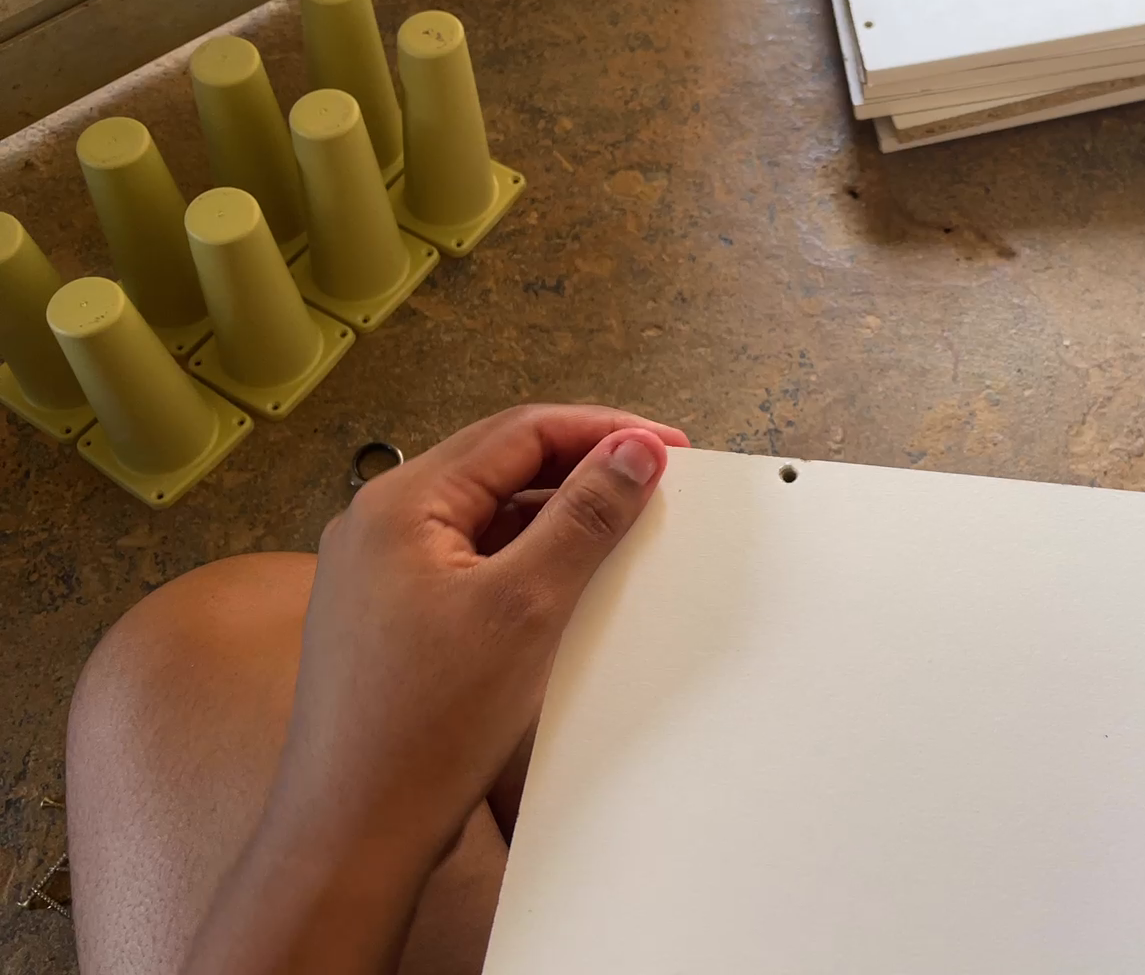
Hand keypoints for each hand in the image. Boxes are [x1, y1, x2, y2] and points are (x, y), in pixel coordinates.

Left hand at [187, 405, 687, 974]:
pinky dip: (539, 542)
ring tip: (629, 514)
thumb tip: (640, 448)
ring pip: (498, 504)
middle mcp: (387, 519)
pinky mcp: (406, 602)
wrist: (359, 831)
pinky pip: (486, 547)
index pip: (523, 432)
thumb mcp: (528, 602)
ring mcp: (391, 563)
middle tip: (658, 475)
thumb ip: (586, 514)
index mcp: (404, 502)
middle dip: (588, 459)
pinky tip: (579, 561)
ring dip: (566, 501)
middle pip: (507, 461)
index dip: (605, 429)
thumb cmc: (436, 715)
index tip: (670, 446)